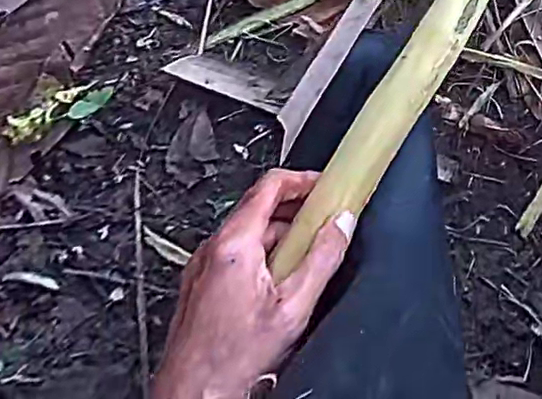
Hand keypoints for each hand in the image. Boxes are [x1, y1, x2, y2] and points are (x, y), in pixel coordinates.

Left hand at [151, 169, 354, 398]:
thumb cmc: (231, 362)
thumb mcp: (294, 308)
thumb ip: (324, 258)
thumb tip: (342, 224)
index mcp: (234, 243)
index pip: (271, 184)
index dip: (302, 179)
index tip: (324, 186)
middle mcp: (213, 248)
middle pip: (261, 204)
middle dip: (296, 208)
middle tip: (322, 220)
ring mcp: (202, 266)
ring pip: (249, 229)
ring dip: (281, 232)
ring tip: (305, 256)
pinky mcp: (199, 284)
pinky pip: (237, 251)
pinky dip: (263, 251)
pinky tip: (278, 281)